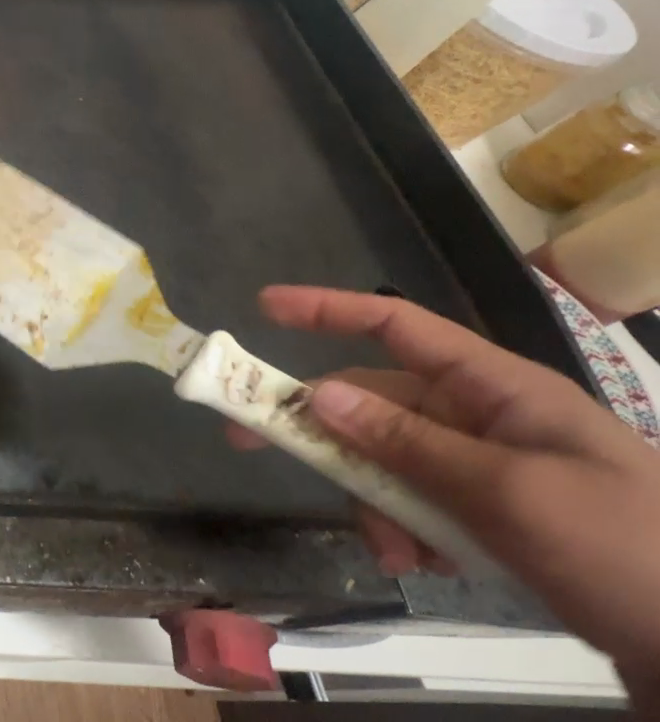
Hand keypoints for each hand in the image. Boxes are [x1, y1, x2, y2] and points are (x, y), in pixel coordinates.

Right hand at [229, 286, 659, 687]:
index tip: (262, 308)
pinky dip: (403, 529)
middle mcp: (483, 416)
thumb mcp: (508, 494)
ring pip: (385, 459)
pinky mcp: (487, 508)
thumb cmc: (624, 550)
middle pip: (374, 403)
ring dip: (371, 502)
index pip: (400, 327)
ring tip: (394, 553)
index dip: (327, 310)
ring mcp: (484, 463)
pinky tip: (423, 562)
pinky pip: (413, 500)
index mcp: (499, 390)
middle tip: (248, 443)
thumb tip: (316, 396)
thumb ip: (406, 443)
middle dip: (325, 435)